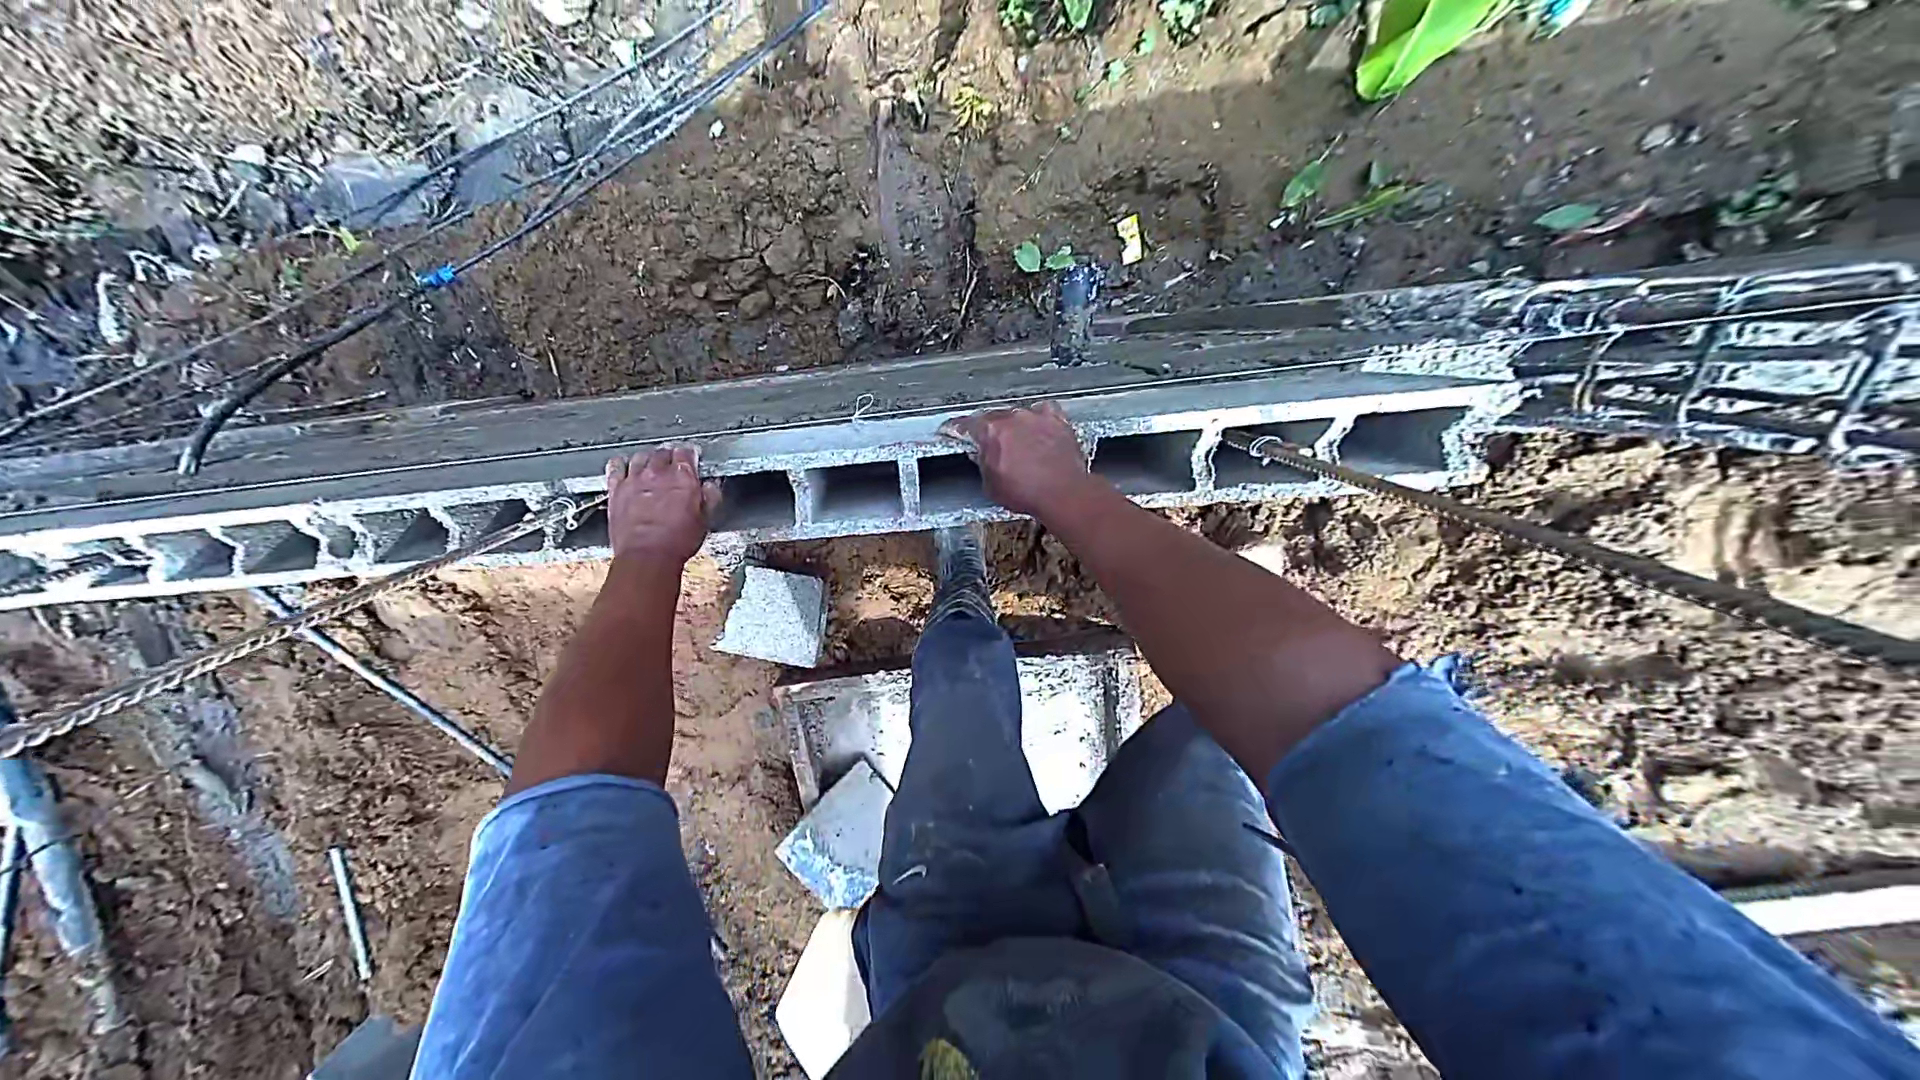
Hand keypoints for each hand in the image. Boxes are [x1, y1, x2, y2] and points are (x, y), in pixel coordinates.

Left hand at [604, 447, 720, 564]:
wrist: (647, 556)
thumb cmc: (676, 542)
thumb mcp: (705, 520)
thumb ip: (710, 498)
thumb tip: (711, 487)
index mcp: (683, 478)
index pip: (686, 453)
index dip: (689, 454)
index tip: (690, 457)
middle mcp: (658, 473)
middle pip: (662, 452)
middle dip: (669, 455)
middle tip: (672, 461)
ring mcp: (634, 480)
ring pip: (640, 456)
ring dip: (647, 457)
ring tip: (651, 463)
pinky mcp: (616, 490)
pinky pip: (615, 467)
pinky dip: (620, 463)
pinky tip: (623, 465)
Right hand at [938, 402, 1104, 518]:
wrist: (1063, 493)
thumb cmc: (1030, 492)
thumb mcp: (991, 486)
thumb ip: (982, 464)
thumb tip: (981, 458)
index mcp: (990, 431)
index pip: (965, 424)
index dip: (955, 429)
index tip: (952, 430)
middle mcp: (1013, 418)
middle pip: (993, 417)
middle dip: (989, 431)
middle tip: (991, 447)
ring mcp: (1036, 417)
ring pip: (1018, 415)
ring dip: (1015, 427)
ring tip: (1018, 445)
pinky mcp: (1057, 422)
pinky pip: (1044, 414)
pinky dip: (1039, 421)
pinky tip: (1039, 432)